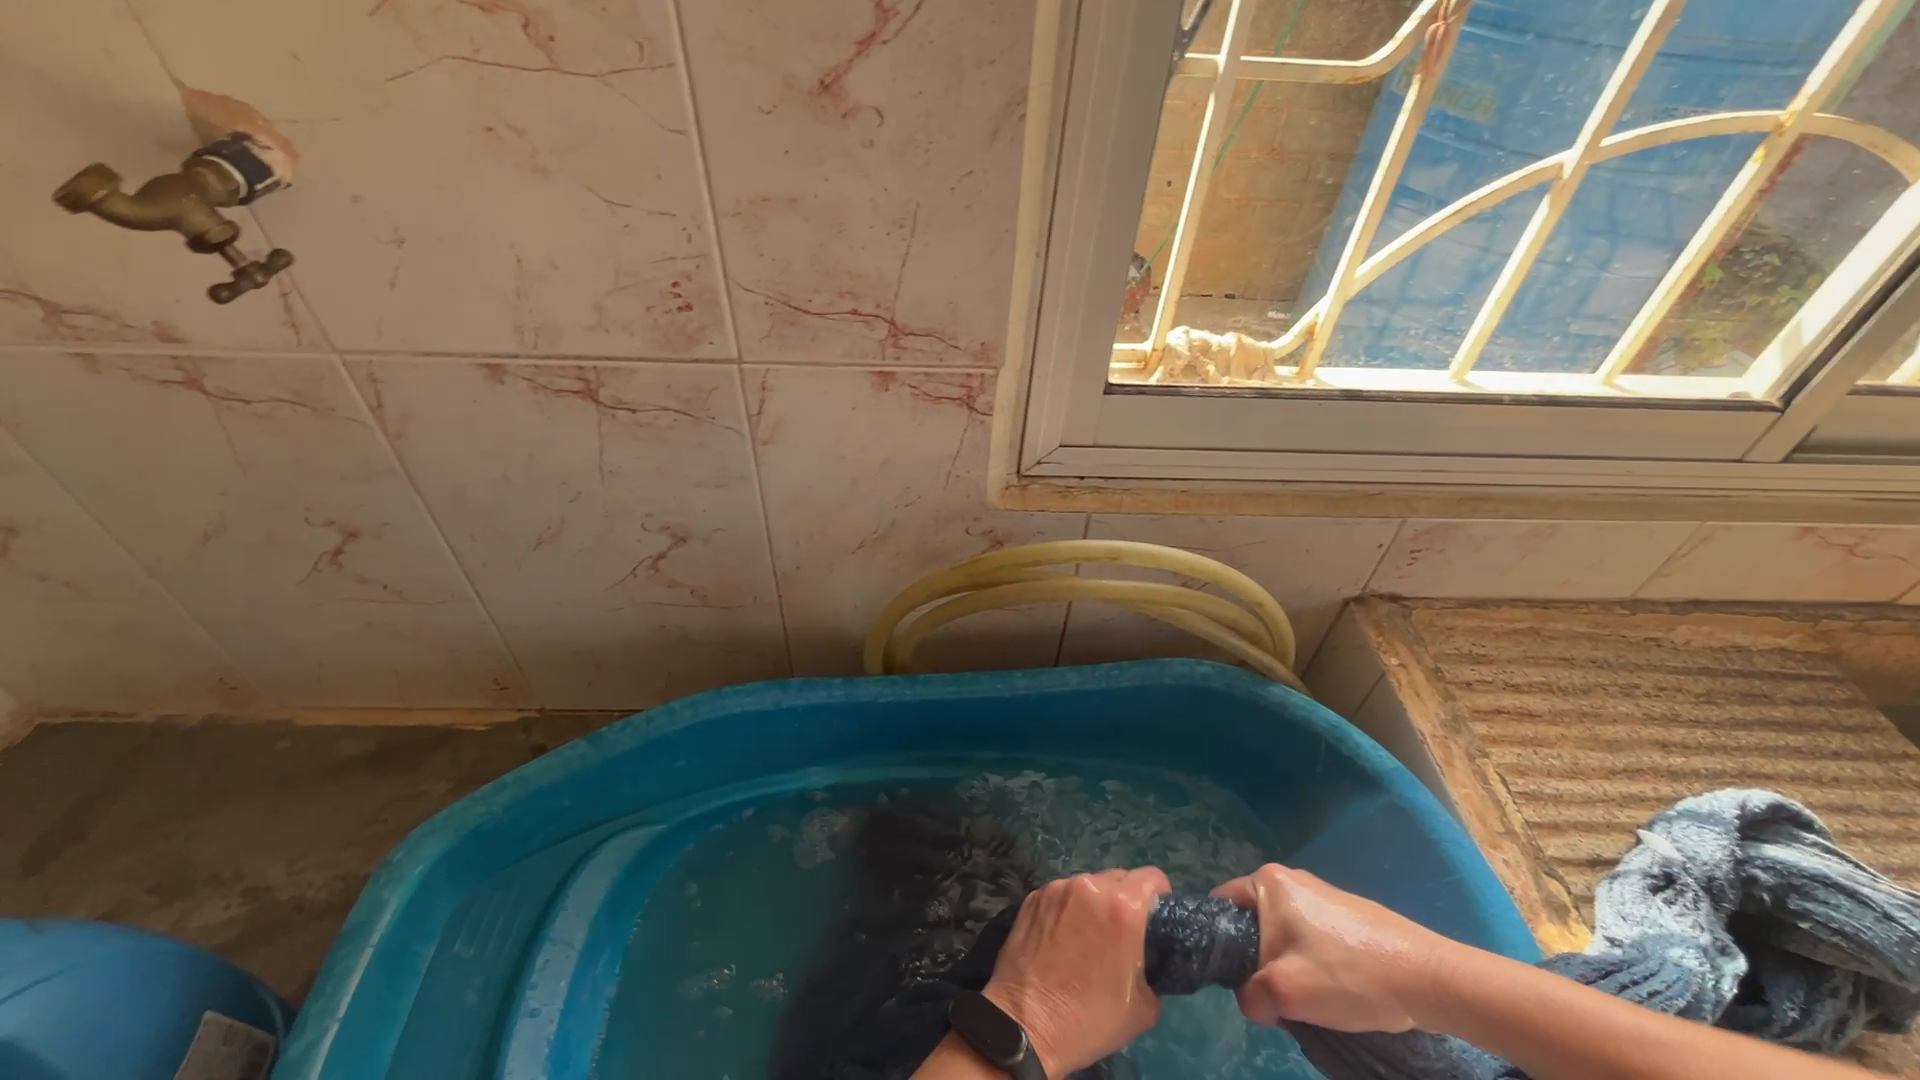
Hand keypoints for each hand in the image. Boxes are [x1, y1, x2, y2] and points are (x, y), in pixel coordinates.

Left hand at [982, 867, 1170, 1077]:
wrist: (1025, 1026)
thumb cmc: (1090, 1018)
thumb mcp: (1145, 1005)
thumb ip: (1155, 967)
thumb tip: (1150, 956)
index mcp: (1123, 907)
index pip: (1153, 878)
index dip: (1160, 898)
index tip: (1154, 921)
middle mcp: (1090, 887)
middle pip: (1120, 879)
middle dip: (1126, 901)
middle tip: (1122, 935)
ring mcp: (1056, 889)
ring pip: (1089, 886)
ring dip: (1095, 904)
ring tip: (1088, 937)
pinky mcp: (1032, 898)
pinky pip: (1062, 895)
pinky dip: (1069, 909)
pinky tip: (1062, 938)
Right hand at [1212, 864, 1452, 1033]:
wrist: (1429, 981)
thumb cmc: (1348, 976)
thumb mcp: (1284, 993)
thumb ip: (1250, 996)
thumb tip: (1253, 1001)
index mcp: (1268, 881)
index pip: (1220, 904)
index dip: (1217, 943)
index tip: (1230, 976)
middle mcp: (1292, 879)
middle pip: (1252, 924)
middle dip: (1256, 962)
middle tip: (1271, 995)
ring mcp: (1322, 896)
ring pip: (1282, 936)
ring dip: (1286, 968)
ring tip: (1306, 998)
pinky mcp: (1347, 916)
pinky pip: (1310, 940)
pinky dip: (1312, 965)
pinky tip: (1332, 990)